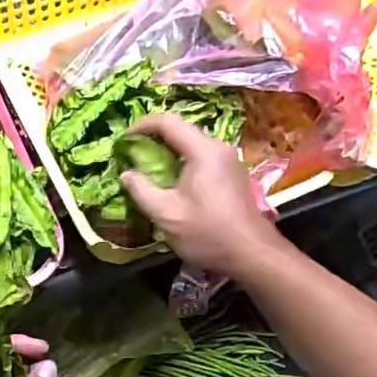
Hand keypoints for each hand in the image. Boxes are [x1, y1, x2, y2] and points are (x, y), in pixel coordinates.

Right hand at [119, 114, 283, 276]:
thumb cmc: (207, 233)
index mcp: (203, 151)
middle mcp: (219, 148)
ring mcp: (230, 161)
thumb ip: (141, 190)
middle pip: (182, 131)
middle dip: (154, 138)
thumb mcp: (166, 214)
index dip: (142, 125)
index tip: (124, 139)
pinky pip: (204, 158)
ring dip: (169, 152)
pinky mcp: (234, 175)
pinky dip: (184, 162)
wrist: (252, 254)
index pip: (168, 122)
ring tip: (148, 167)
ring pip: (193, 145)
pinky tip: (172, 181)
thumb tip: (126, 174)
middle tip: (132, 153)